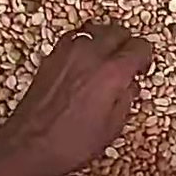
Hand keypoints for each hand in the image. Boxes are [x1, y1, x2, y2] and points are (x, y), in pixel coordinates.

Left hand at [0, 22, 153, 175]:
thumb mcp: (112, 127)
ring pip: (96, 29)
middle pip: (118, 32)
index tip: (142, 69)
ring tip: (107, 60)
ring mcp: (68, 52)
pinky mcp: (51, 56)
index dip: (145, 57)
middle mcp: (91, 54)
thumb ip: (126, 98)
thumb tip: (131, 84)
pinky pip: (75, 37)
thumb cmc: (71, 143)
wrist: (29, 146)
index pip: (139, 47)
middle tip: (128, 63)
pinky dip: (84, 43)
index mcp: (112, 72)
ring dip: (106, 40)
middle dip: (127, 45)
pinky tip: (85, 60)